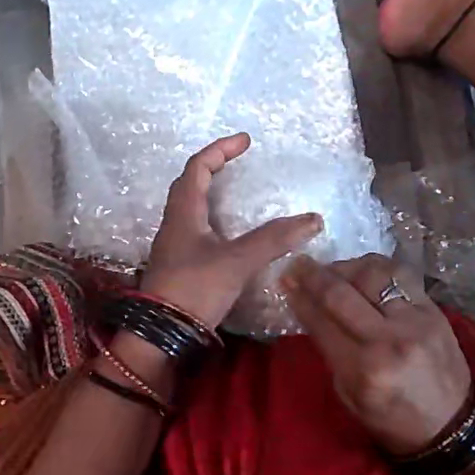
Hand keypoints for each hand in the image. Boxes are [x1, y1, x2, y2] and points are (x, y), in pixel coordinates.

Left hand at [140, 133, 323, 328]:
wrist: (161, 333)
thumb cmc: (193, 289)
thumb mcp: (236, 262)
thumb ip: (273, 239)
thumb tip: (313, 219)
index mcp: (183, 213)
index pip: (197, 167)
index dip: (220, 150)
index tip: (245, 141)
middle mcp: (173, 224)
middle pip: (189, 185)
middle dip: (212, 168)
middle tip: (237, 164)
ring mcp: (173, 247)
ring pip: (189, 210)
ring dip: (210, 196)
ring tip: (234, 196)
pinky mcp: (177, 267)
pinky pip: (194, 232)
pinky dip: (212, 222)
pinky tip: (227, 237)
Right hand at [281, 253, 473, 454]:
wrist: (451, 424)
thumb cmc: (392, 419)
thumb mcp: (349, 397)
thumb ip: (330, 355)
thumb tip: (311, 314)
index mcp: (362, 370)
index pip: (321, 322)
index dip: (299, 298)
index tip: (284, 281)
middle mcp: (388, 341)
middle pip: (341, 294)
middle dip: (313, 276)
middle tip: (298, 264)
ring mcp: (415, 321)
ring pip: (373, 275)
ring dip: (346, 267)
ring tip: (333, 268)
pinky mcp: (435, 310)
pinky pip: (402, 275)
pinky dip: (377, 267)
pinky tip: (363, 270)